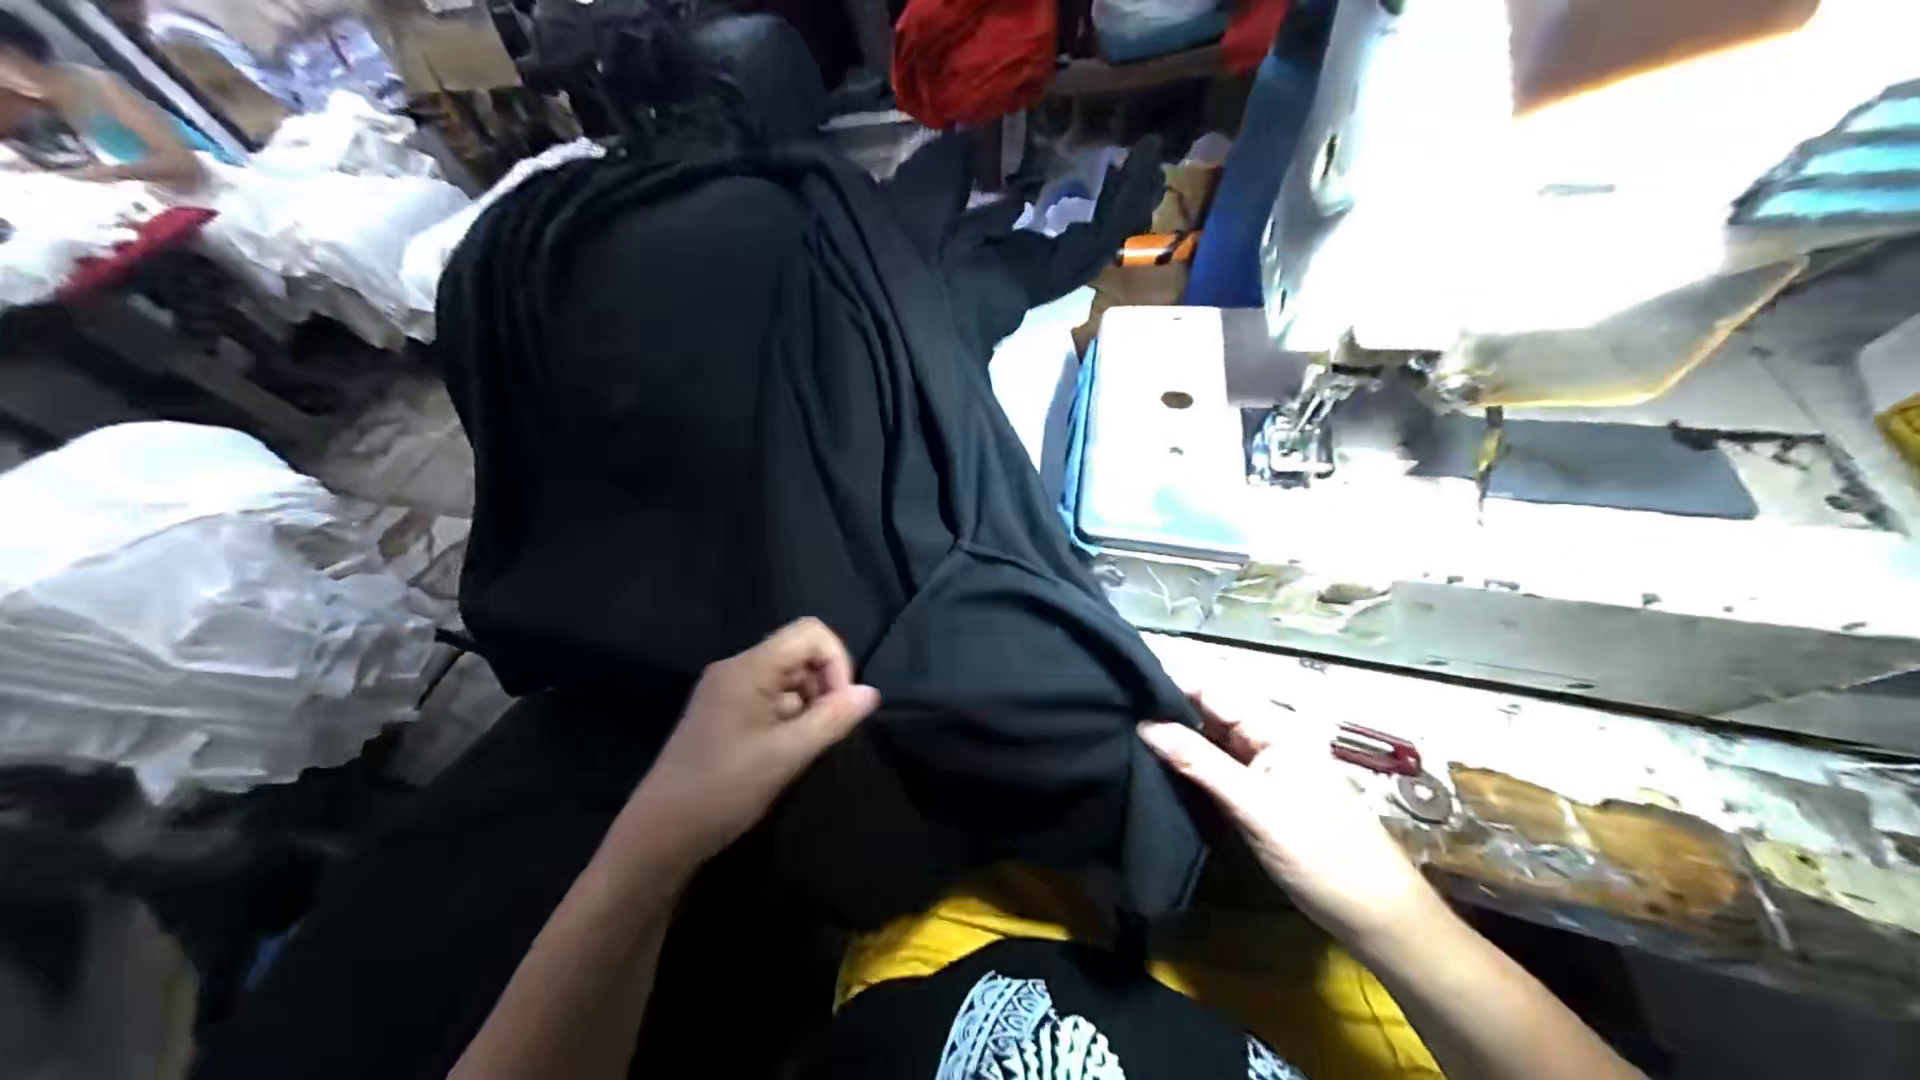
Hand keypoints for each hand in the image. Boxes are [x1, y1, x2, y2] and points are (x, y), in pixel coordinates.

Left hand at [631, 618, 879, 860]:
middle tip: (825, 730)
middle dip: (824, 685)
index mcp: (748, 668)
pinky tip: (785, 752)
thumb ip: (833, 719)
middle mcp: (737, 669)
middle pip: (799, 652)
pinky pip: (770, 696)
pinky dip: (789, 716)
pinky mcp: (724, 712)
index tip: (841, 706)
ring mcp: (728, 690)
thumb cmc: (724, 789)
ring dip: (809, 704)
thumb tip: (871, 693)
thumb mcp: (787, 755)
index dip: (837, 662)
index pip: (810, 633)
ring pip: (788, 677)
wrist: (659, 835)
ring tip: (802, 746)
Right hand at [1139, 694, 1446, 952]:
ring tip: (1124, 738)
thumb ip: (1199, 762)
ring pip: (1207, 740)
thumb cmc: (1322, 855)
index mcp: (1272, 727)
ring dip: (1173, 740)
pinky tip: (1155, 768)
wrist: (1375, 916)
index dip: (1168, 687)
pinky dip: (1187, 766)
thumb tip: (1145, 724)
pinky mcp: (1253, 793)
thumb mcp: (1255, 807)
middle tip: (1115, 718)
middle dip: (1165, 713)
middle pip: (1206, 712)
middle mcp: (1263, 738)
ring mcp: (1259, 767)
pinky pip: (1212, 767)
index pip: (1211, 690)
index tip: (1120, 691)